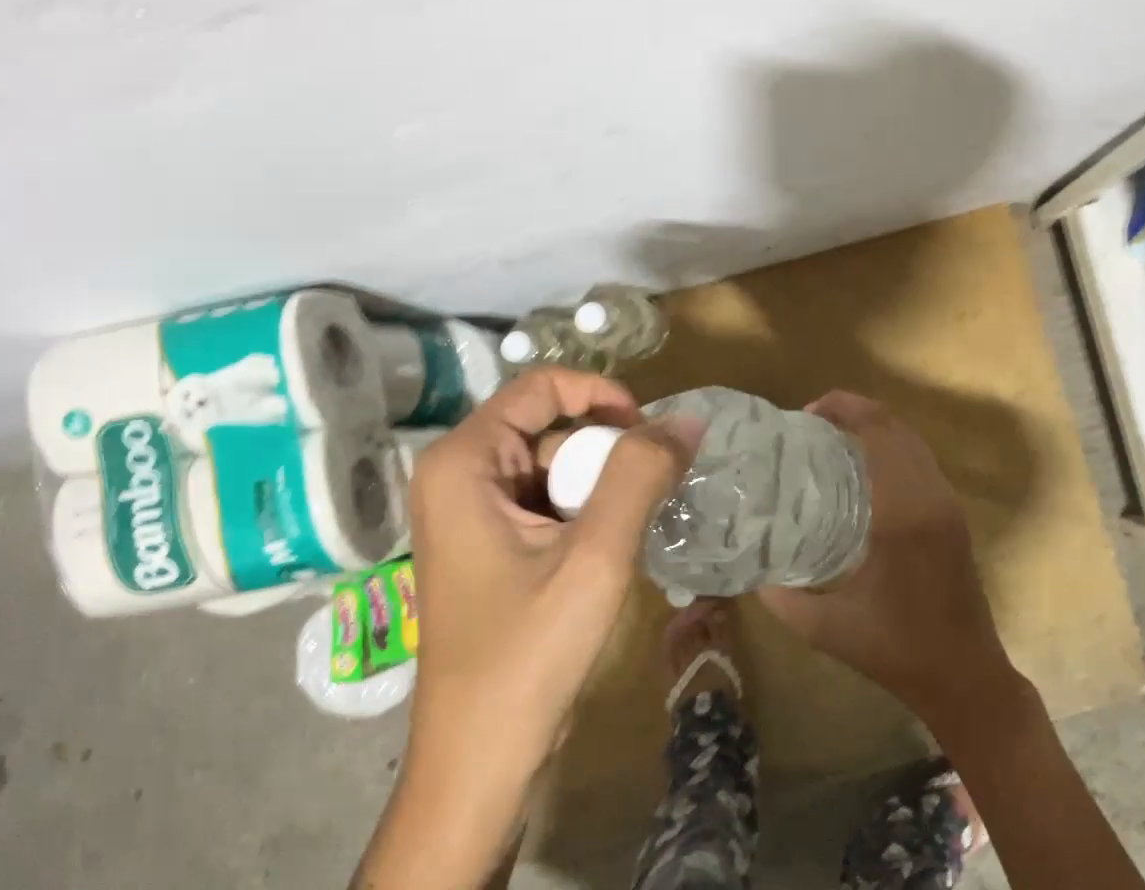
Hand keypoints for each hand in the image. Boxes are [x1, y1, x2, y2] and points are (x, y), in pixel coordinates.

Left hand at [408, 366, 694, 728]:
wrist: (481, 758)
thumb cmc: (528, 654)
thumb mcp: (595, 556)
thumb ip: (640, 475)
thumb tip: (688, 419)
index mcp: (462, 463)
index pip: (540, 387)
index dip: (601, 394)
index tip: (652, 432)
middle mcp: (456, 478)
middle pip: (548, 427)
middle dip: (606, 449)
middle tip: (657, 489)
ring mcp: (469, 516)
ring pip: (552, 467)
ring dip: (601, 486)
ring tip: (639, 527)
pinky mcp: (488, 549)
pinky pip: (546, 503)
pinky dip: (585, 514)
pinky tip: (614, 550)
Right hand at [756, 392, 1020, 725]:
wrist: (965, 677)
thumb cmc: (896, 651)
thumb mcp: (826, 627)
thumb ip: (781, 597)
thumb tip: (749, 570)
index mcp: (902, 513)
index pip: (878, 433)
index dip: (844, 409)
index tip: (805, 414)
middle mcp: (931, 497)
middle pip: (897, 428)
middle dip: (856, 412)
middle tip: (811, 423)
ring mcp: (948, 506)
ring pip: (914, 443)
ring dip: (876, 429)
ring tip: (832, 439)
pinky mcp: (954, 519)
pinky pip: (923, 463)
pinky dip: (893, 449)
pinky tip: (863, 470)